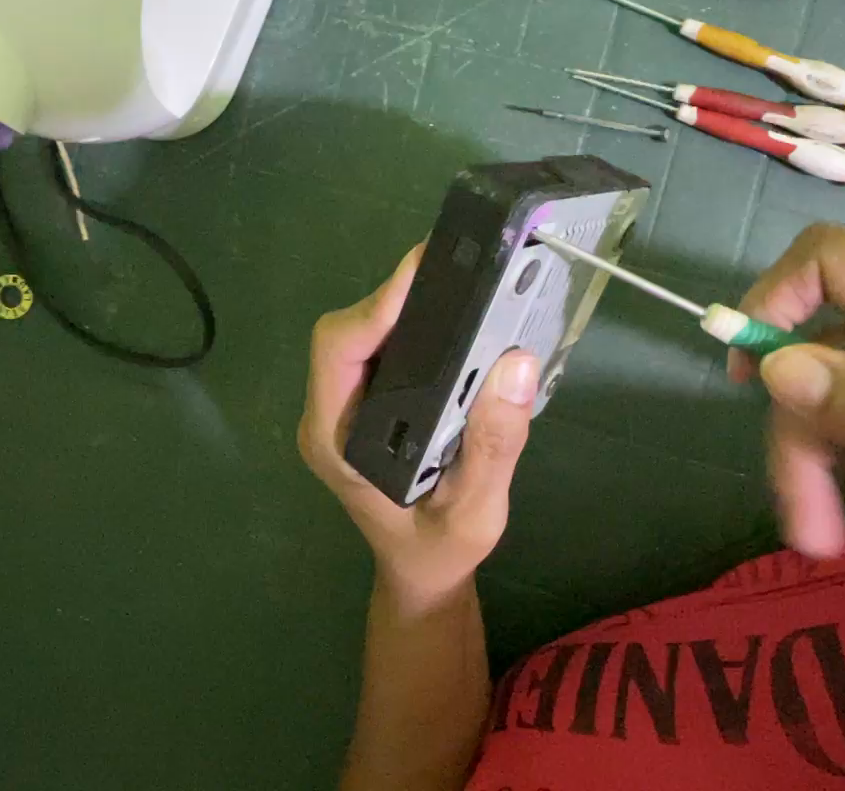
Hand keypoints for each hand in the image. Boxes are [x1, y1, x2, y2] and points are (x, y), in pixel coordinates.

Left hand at [300, 246, 542, 609]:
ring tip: (459, 288)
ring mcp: (342, 406)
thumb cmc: (440, 548)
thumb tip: (516, 362)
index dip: (377, 307)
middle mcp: (329, 414)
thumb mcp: (476, 510)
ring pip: (362, 334)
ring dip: (405, 308)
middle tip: (456, 273)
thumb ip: (493, 443)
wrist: (421, 572)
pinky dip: (412, 327)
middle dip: (396, 299)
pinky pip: (379, 348)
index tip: (425, 274)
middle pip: (347, 333)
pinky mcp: (364, 402)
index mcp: (337, 440)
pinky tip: (451, 322)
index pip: (338, 351)